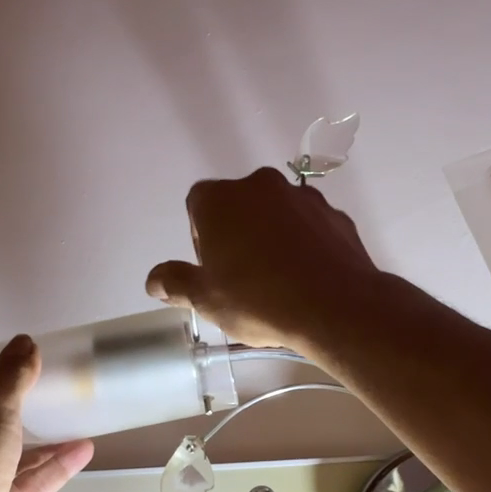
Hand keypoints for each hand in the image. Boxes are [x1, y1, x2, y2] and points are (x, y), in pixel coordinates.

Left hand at [0, 335, 93, 491]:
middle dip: (20, 412)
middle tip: (54, 395)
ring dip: (46, 441)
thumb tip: (25, 341)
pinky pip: (32, 483)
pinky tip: (83, 453)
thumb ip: (13, 375)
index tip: (17, 369)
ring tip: (80, 422)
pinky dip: (56, 468)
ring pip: (16, 456)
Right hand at [145, 167, 381, 348]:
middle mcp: (260, 185)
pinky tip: (307, 280)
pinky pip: (310, 229)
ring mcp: (303, 197)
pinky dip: (305, 247)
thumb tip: (154, 280)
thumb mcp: (205, 300)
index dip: (201, 239)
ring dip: (272, 239)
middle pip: (238, 207)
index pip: (198, 206)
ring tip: (279, 283)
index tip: (213, 271)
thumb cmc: (258, 300)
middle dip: (237, 236)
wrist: (335, 306)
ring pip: (276, 216)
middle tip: (243, 279)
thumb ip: (176, 283)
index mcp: (220, 199)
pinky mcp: (336, 216)